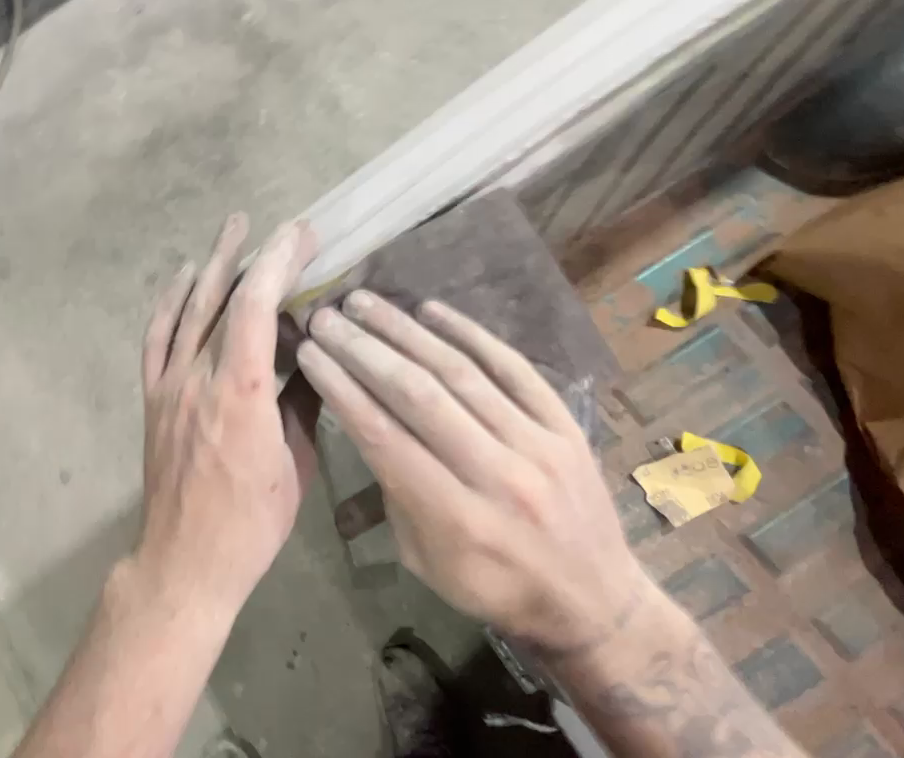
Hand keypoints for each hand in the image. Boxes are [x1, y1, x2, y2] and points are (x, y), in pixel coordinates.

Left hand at [131, 214, 320, 619]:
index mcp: (240, 392)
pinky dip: (169, 302)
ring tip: (230, 230)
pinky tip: (183, 278)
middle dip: (251, 255)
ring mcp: (168, 384)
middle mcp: (197, 376)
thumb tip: (313, 358)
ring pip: (187, 310)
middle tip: (273, 223)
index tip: (301, 235)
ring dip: (211, 266)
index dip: (277, 262)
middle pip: (221, 299)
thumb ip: (303, 405)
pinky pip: (156, 337)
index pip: (255, 306)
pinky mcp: (152, 396)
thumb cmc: (251, 521)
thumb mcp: (295, 465)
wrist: (184, 558)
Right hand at [296, 293, 652, 653]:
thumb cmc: (492, 585)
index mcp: (455, 518)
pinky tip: (430, 309)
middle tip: (325, 317)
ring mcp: (537, 445)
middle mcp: (497, 475)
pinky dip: (469, 333)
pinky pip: (513, 368)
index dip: (341, 387)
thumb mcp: (423, 558)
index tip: (308, 351)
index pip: (384, 435)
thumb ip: (394, 490)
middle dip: (362, 349)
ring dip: (403, 331)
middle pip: (418, 395)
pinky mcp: (564, 426)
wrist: (595, 602)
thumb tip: (363, 418)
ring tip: (362, 302)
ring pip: (459, 372)